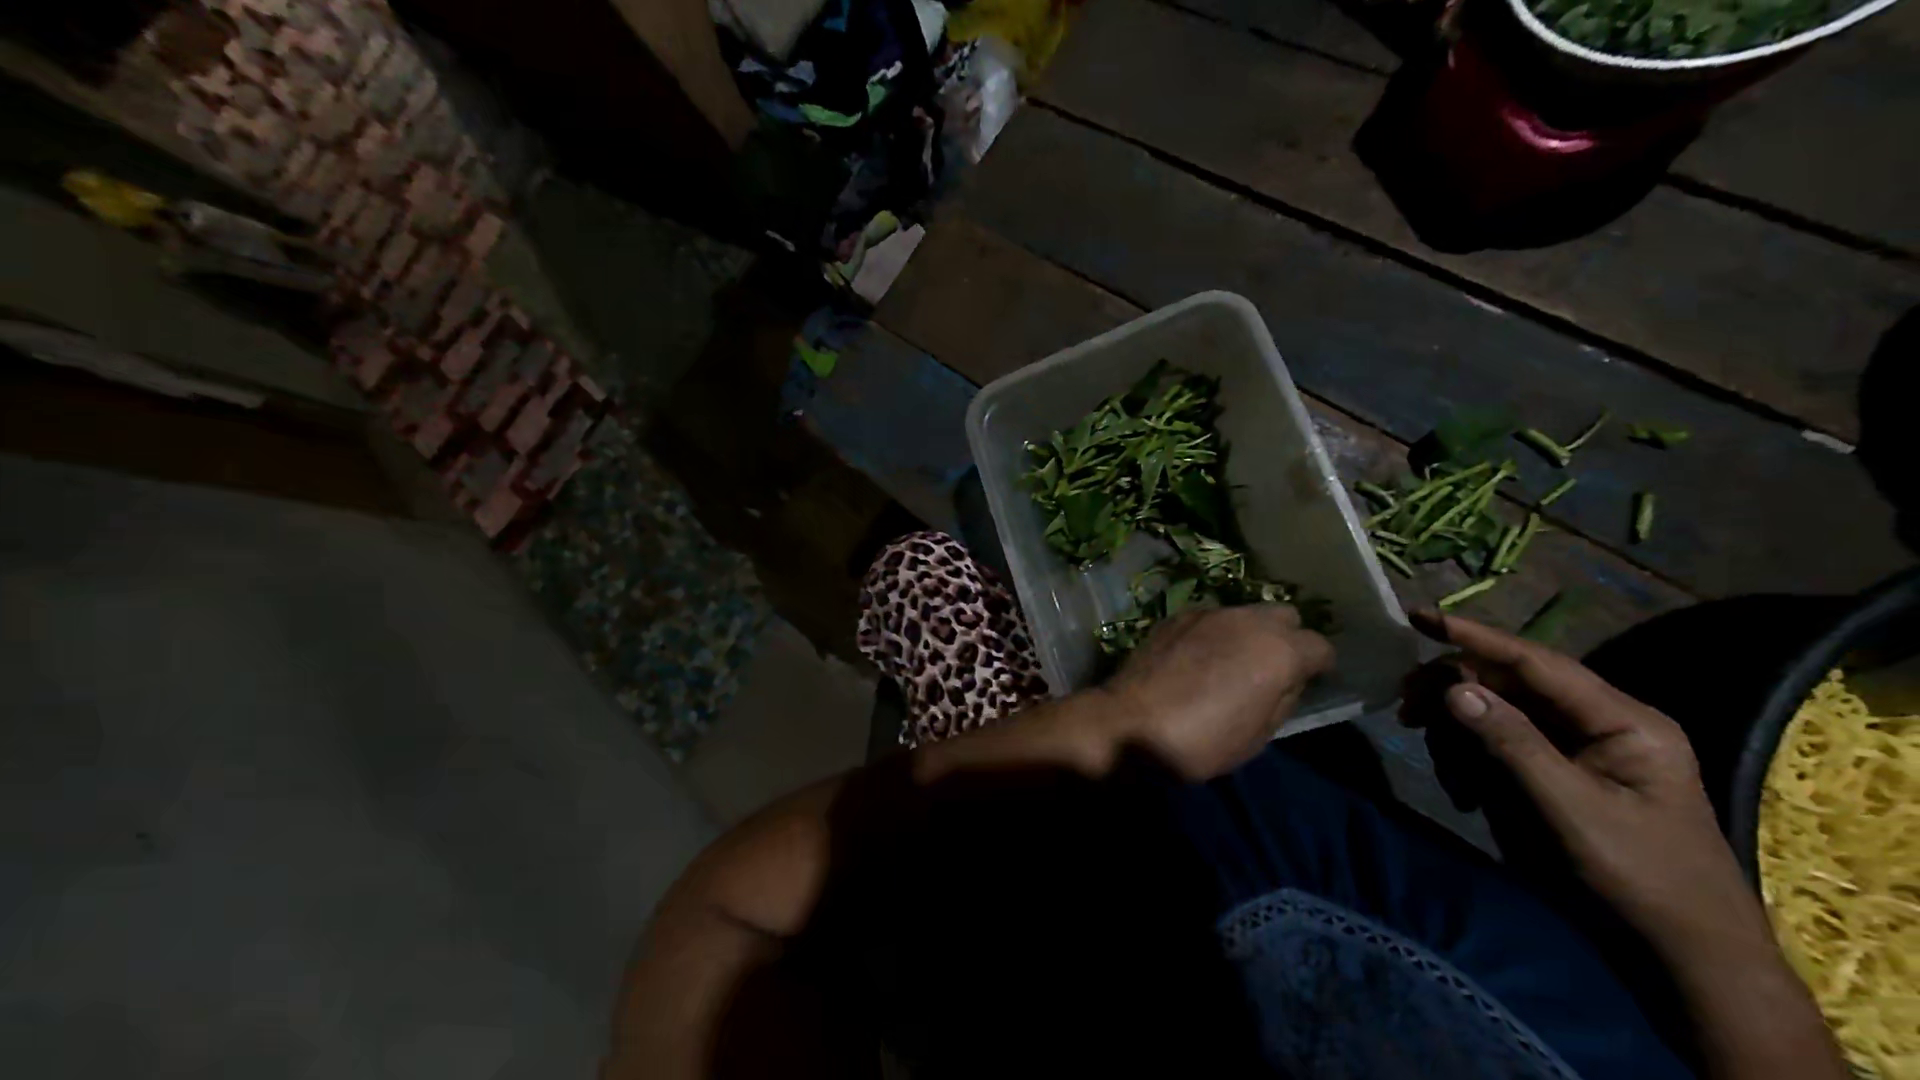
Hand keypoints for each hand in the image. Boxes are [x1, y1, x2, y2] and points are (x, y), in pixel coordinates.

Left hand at [1101, 605, 1333, 780]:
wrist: (1131, 724)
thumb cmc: (1203, 740)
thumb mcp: (1259, 734)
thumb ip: (1284, 698)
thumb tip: (1289, 680)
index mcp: (1279, 651)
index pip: (1320, 646)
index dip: (1318, 666)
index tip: (1309, 681)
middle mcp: (1248, 621)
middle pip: (1285, 616)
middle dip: (1286, 637)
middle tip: (1271, 667)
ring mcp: (1209, 613)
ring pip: (1246, 612)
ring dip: (1249, 632)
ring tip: (1231, 661)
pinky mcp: (1176, 616)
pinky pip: (1210, 617)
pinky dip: (1215, 632)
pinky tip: (1197, 657)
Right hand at [1411, 611, 1767, 954]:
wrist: (1691, 946)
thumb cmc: (1641, 874)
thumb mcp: (1571, 808)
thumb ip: (1512, 743)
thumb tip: (1454, 688)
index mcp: (1624, 719)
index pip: (1536, 662)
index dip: (1475, 637)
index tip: (1419, 617)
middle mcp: (1605, 719)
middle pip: (1512, 682)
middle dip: (1455, 690)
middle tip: (1405, 708)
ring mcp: (1587, 742)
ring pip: (1504, 710)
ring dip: (1461, 730)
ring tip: (1440, 764)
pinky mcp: (1569, 764)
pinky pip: (1509, 740)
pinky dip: (1476, 754)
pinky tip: (1463, 785)